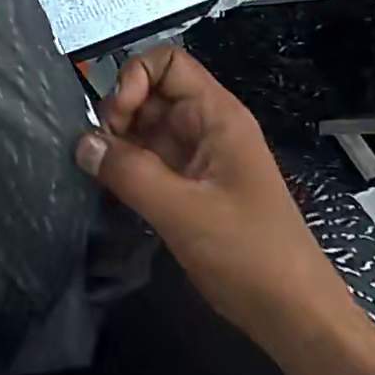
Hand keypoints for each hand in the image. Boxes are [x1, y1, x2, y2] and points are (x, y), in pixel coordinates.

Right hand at [75, 46, 359, 358]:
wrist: (292, 312)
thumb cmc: (249, 254)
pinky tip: (110, 189)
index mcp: (218, 116)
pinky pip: (151, 161)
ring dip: (120, 143)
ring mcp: (200, 158)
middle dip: (120, 113)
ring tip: (99, 173)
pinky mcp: (192, 188)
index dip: (135, 78)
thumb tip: (82, 143)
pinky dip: (128, 168)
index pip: (168, 63)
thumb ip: (129, 173)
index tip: (115, 119)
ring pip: (148, 129)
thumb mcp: (183, 211)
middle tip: (99, 152)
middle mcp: (207, 128)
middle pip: (153, 94)